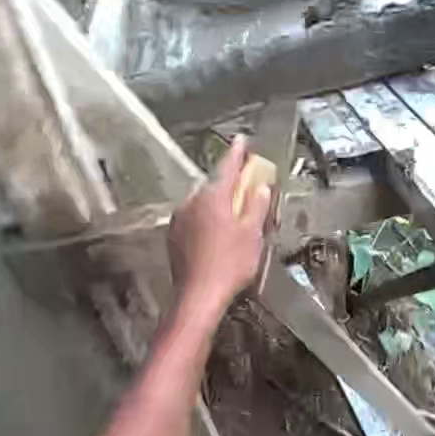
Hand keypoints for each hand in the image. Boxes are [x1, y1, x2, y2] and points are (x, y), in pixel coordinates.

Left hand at [167, 136, 268, 317]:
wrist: (199, 295)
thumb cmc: (231, 264)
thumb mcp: (253, 234)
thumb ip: (257, 206)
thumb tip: (260, 187)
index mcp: (213, 197)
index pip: (228, 167)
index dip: (238, 153)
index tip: (242, 140)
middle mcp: (192, 202)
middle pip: (215, 186)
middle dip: (232, 185)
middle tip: (249, 189)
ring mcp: (180, 219)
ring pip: (203, 203)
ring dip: (220, 205)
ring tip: (236, 218)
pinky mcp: (174, 237)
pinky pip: (195, 219)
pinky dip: (208, 220)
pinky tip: (219, 236)